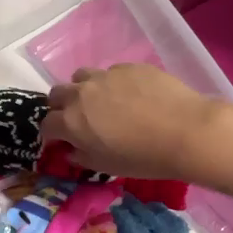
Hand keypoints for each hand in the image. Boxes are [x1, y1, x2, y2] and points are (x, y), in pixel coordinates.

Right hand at [43, 64, 227, 179]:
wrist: (186, 131)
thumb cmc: (144, 157)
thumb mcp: (107, 166)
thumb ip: (82, 157)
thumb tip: (71, 150)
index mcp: (72, 121)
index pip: (47, 124)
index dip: (51, 134)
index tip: (60, 141)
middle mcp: (82, 94)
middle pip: (57, 94)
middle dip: (62, 106)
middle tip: (78, 119)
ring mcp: (105, 76)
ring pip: (81, 76)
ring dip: (83, 89)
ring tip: (102, 102)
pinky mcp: (128, 67)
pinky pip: (111, 73)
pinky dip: (113, 84)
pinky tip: (133, 96)